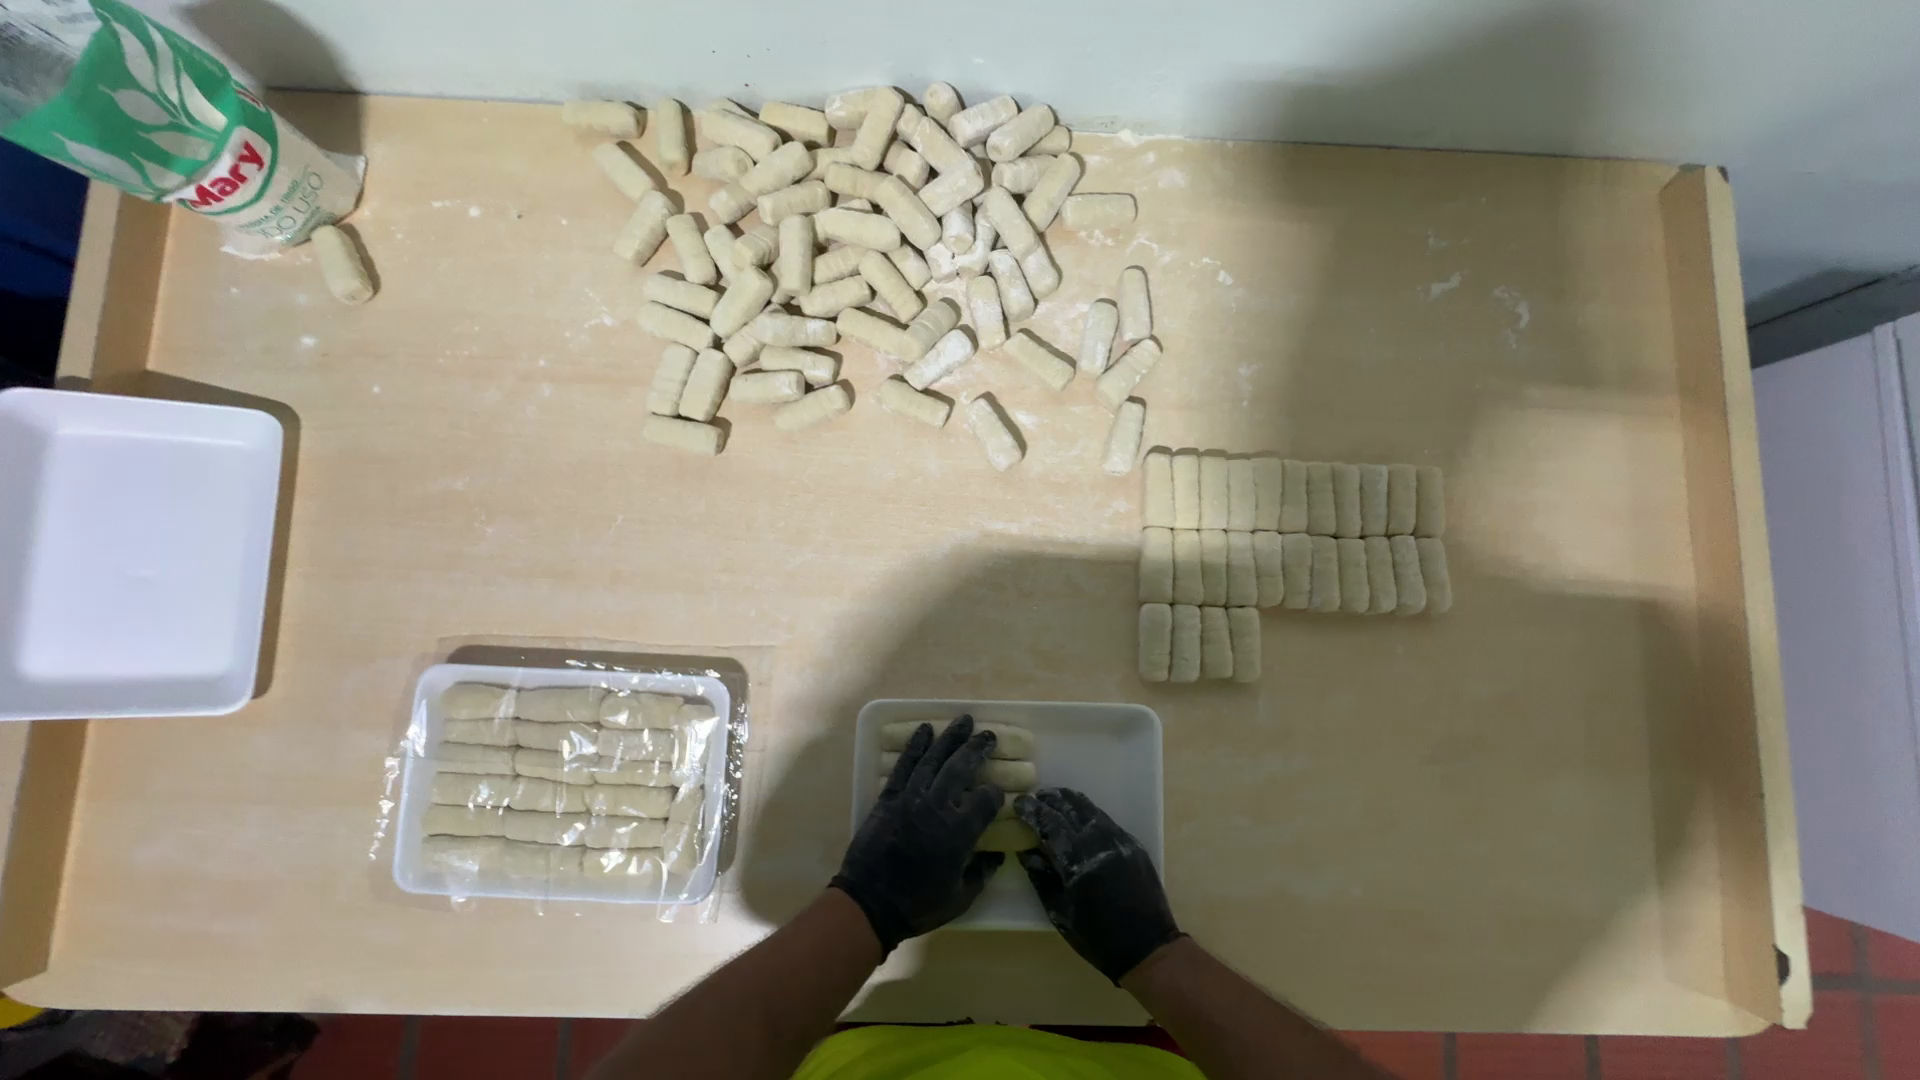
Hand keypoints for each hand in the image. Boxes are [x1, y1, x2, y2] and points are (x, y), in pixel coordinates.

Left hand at [830, 715, 1003, 953]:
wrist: (870, 903)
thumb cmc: (919, 905)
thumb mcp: (961, 898)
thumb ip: (982, 873)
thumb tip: (996, 855)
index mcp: (959, 832)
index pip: (986, 800)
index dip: (996, 794)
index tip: (998, 793)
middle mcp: (937, 807)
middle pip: (961, 768)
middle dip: (977, 748)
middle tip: (988, 735)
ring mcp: (911, 798)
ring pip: (934, 759)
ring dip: (951, 737)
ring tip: (964, 721)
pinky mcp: (889, 796)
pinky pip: (905, 765)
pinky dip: (916, 745)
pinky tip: (926, 729)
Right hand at [1015, 788, 1182, 982]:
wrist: (1148, 948)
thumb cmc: (1098, 938)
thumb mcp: (1060, 913)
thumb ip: (1041, 878)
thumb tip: (1027, 851)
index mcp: (1079, 864)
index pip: (1050, 825)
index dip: (1032, 812)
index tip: (1018, 804)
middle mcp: (1100, 844)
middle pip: (1070, 810)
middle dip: (1050, 801)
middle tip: (1035, 797)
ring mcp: (1120, 841)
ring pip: (1090, 811)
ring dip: (1070, 802)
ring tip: (1055, 798)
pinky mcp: (1133, 845)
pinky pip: (1106, 821)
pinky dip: (1089, 814)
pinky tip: (1080, 815)